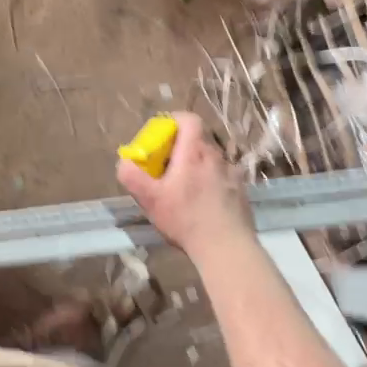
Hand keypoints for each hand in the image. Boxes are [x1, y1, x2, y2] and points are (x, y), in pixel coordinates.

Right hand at [116, 112, 255, 260]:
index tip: (162, 136)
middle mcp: (217, 157)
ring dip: (197, 166)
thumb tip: (124, 162)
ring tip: (186, 188)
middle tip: (167, 167)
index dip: (174, 121)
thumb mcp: (150, 199)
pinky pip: (223, 177)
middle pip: (199, 140)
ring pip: (211, 160)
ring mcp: (233, 174)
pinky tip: (204, 204)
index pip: (189, 120)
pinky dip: (212, 182)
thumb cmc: (185, 219)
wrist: (227, 247)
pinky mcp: (242, 191)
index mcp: (194, 152)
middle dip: (181, 148)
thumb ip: (132, 177)